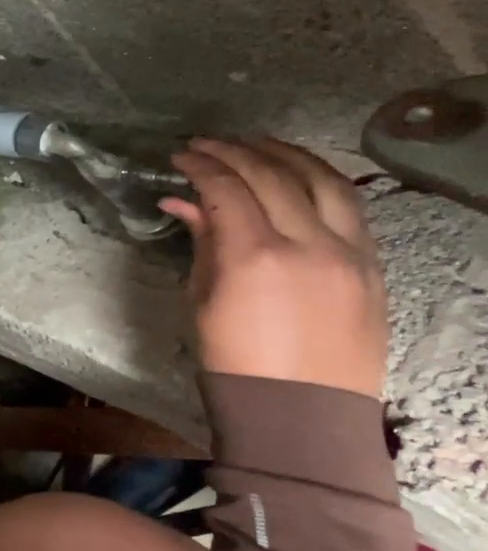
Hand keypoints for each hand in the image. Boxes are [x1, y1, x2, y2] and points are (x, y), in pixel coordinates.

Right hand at [161, 138, 387, 397]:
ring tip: (257, 144)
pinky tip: (297, 175)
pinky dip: (320, 181)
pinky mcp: (372, 265)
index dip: (201, 166)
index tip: (179, 156)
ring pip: (324, 182)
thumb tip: (183, 201)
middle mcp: (309, 245)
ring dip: (287, 156)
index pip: (227, 189)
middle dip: (236, 153)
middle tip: (207, 144)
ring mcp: (350, 253)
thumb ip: (203, 240)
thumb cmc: (234, 353)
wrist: (300, 406)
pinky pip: (350, 207)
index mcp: (256, 256)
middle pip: (274, 177)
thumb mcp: (204, 295)